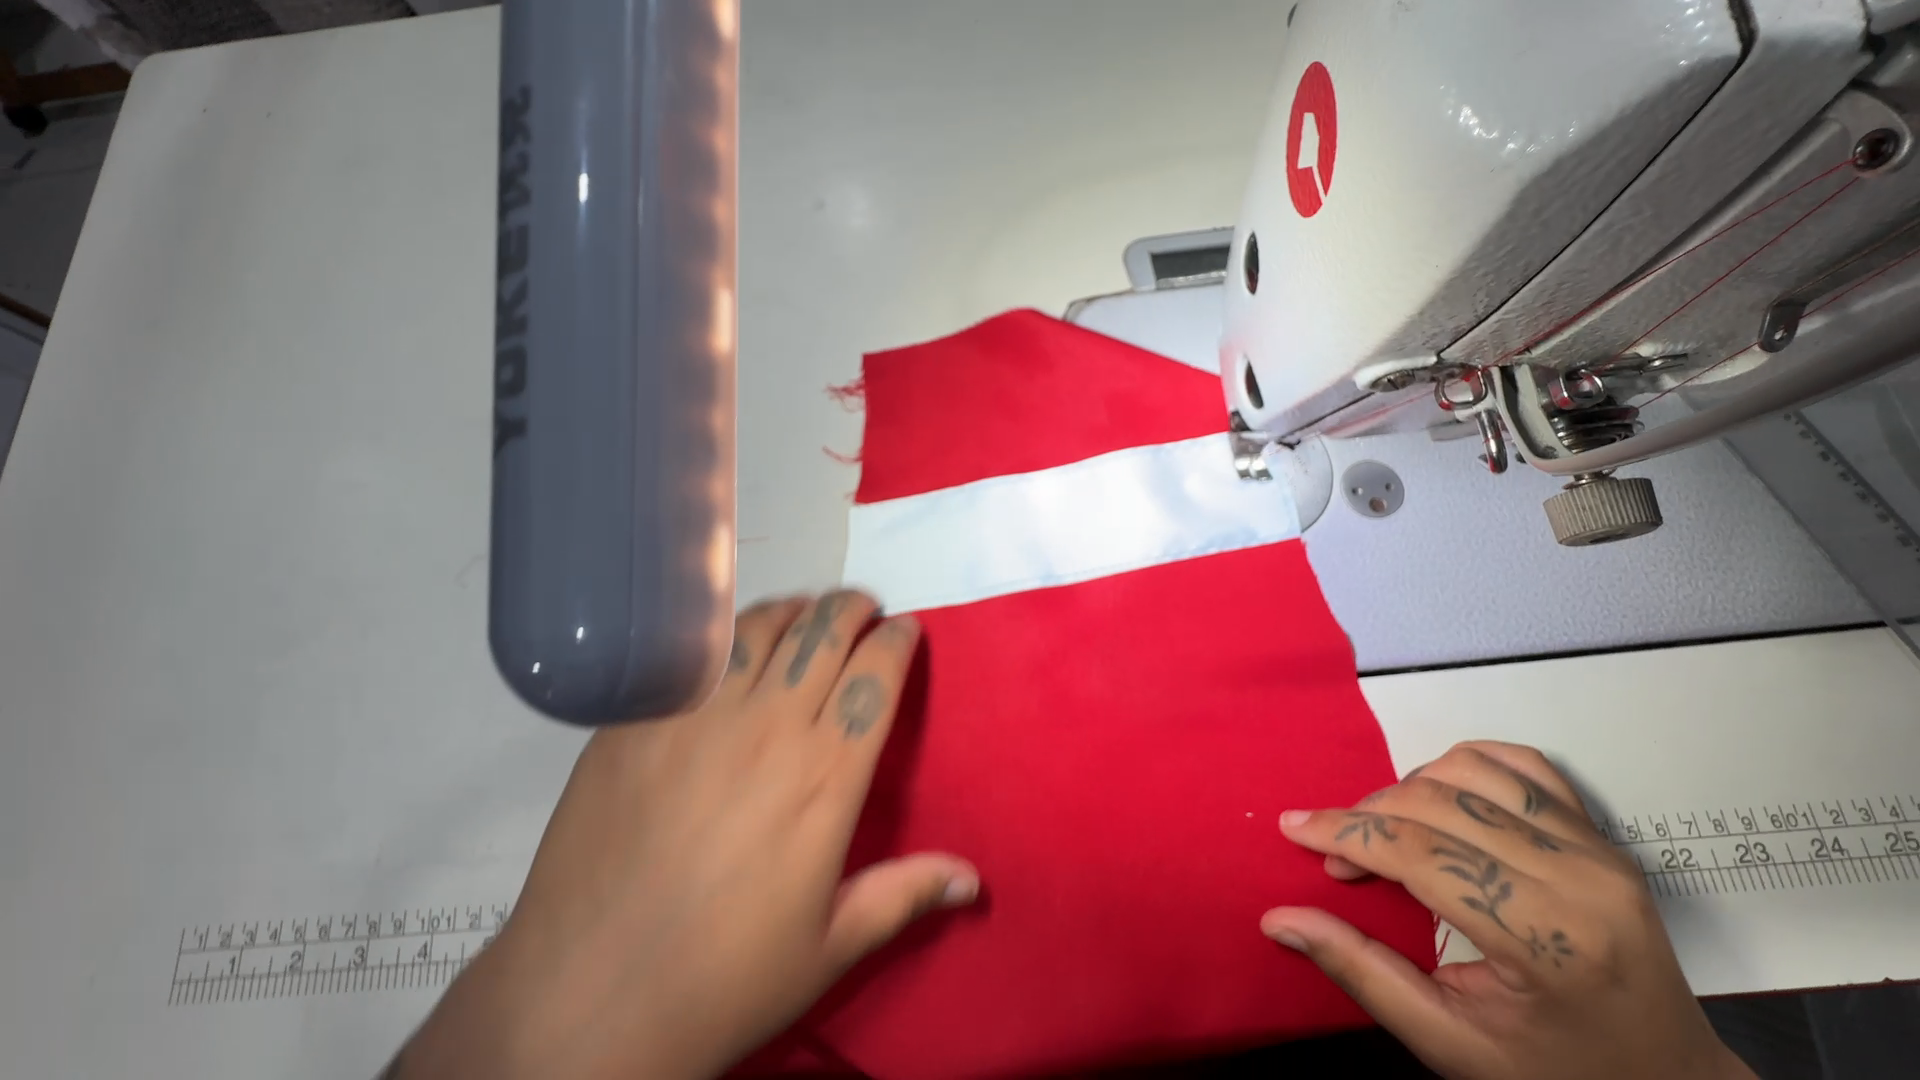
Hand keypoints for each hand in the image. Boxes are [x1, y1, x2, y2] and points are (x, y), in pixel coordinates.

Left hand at [393, 592, 978, 1079]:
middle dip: (853, 607)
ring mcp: (695, 717)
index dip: (898, 640)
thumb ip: (904, 895)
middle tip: (861, 608)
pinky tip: (730, 645)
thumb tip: (974, 879)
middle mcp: (768, 728)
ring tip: (803, 614)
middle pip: (823, 632)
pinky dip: (727, 633)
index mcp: (827, 777)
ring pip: (758, 627)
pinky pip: (692, 653)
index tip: (905, 631)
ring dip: (794, 609)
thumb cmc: (725, 977)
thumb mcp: (831, 948)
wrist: (589, 995)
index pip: (877, 674)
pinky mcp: (636, 720)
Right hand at [1260, 741, 1753, 1079]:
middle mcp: (1581, 878)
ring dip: (1409, 787)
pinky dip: (1465, 764)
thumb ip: (1360, 971)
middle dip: (1366, 816)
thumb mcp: (1448, 1043)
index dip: (1345, 833)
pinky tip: (1440, 796)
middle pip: (1438, 804)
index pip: (1421, 854)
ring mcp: (1599, 849)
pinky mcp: (1603, 835)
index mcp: (1548, 941)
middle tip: (1335, 854)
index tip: (1293, 829)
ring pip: (1473, 769)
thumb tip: (1277, 919)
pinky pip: (1522, 765)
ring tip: (1387, 831)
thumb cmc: (1552, 1074)